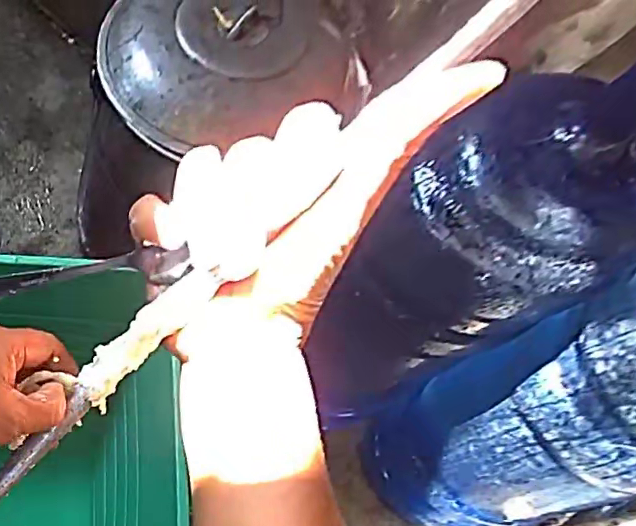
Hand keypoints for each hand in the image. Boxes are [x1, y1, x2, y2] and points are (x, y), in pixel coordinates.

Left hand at [0, 323, 78, 471]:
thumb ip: (51, 406)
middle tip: (44, 416)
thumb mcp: (16, 419)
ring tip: (14, 423)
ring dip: (19, 393)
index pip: (49, 345)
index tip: (70, 394)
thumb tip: (61, 398)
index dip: (65, 372)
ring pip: (8, 368)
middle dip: (40, 386)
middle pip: (28, 355)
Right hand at [129, 64, 503, 484]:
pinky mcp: (165, 236)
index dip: (298, 157)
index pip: (300, 124)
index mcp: (298, 172)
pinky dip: (159, 225)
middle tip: (259, 242)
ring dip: (210, 217)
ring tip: (221, 257)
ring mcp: (205, 209)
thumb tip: (482, 76)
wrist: (240, 339)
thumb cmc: (295, 285)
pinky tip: (175, 249)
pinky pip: (152, 206)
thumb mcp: (355, 201)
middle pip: (246, 148)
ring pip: (199, 170)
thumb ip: (406, 133)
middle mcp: (253, 186)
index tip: (302, 198)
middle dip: (253, 197)